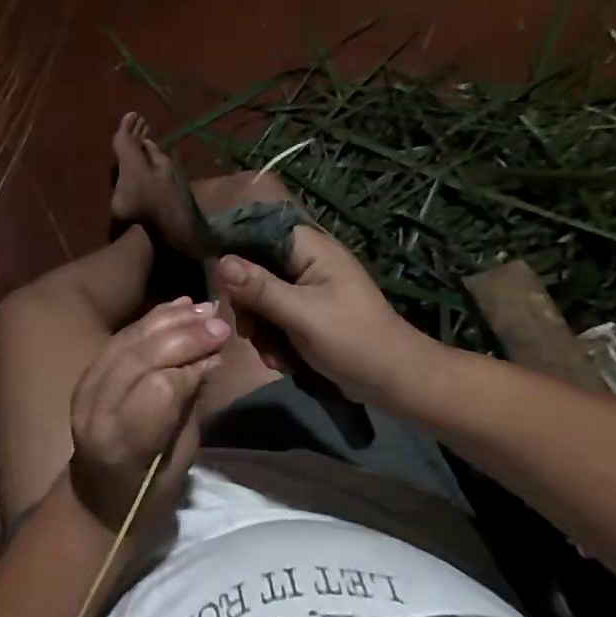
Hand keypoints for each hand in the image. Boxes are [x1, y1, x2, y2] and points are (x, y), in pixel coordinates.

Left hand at [69, 296, 231, 529]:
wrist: (97, 497)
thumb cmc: (150, 488)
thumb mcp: (182, 453)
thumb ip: (190, 401)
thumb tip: (213, 355)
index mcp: (123, 442)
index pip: (159, 386)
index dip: (192, 361)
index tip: (222, 345)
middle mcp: (96, 411)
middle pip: (141, 356)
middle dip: (184, 334)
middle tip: (219, 323)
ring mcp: (84, 390)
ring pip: (129, 340)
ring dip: (169, 319)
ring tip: (203, 309)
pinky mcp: (85, 374)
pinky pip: (120, 338)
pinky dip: (151, 320)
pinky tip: (178, 307)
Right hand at [217, 227, 439, 404]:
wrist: (395, 382)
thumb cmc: (353, 340)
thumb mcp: (301, 315)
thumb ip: (260, 288)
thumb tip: (220, 262)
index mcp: (310, 248)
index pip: (258, 234)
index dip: (237, 257)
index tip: (226, 289)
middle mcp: (306, 261)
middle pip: (254, 271)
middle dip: (250, 308)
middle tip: (250, 334)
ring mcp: (307, 289)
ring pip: (261, 299)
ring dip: (262, 331)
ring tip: (275, 358)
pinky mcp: (307, 313)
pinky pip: (275, 319)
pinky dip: (275, 341)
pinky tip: (284, 362)